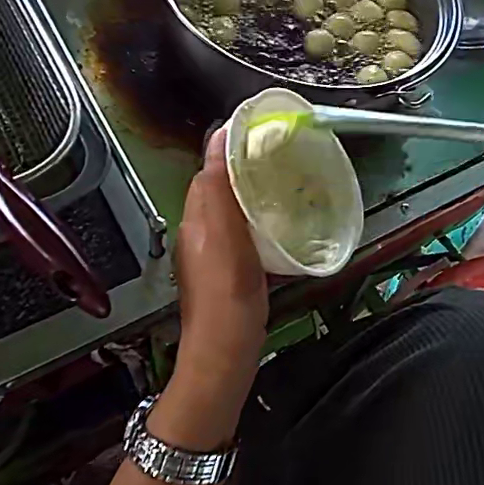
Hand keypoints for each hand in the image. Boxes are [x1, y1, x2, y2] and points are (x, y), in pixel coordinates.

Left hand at [173, 127, 267, 381]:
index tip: (262, 131)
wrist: (225, 353)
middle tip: (283, 156)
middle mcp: (200, 231)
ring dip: (255, 194)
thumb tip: (218, 141)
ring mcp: (213, 253)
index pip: (209, 168)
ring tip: (287, 185)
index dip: (231, 147)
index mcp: (196, 217)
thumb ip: (218, 191)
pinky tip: (282, 228)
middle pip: (222, 187)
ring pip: (234, 210)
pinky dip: (261, 223)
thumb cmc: (227, 297)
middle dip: (247, 168)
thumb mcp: (224, 237)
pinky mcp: (229, 271)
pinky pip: (245, 234)